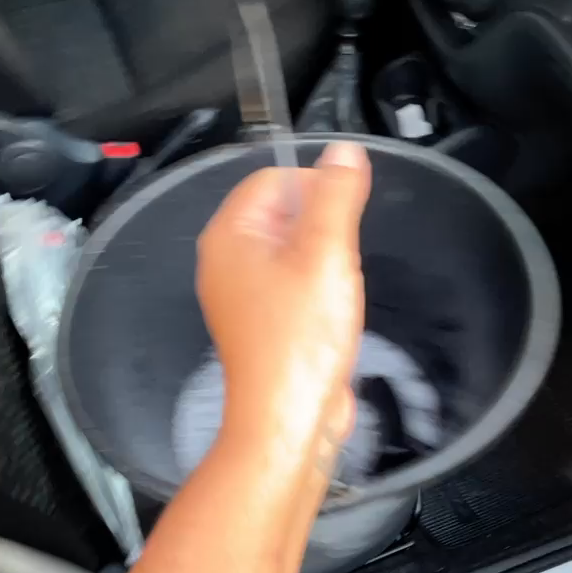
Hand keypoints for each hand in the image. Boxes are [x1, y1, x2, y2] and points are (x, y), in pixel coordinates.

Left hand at [196, 141, 371, 473]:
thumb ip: (337, 195)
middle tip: (338, 266)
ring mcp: (241, 299)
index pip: (273, 178)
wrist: (288, 419)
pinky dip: (318, 296)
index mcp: (228, 236)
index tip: (346, 220)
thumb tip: (344, 153)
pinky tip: (330, 320)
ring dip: (325, 267)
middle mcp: (225, 263)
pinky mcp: (261, 328)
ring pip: (293, 255)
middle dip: (323, 233)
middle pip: (284, 216)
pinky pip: (293, 291)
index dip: (316, 189)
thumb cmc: (301, 337)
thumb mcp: (327, 253)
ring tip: (333, 297)